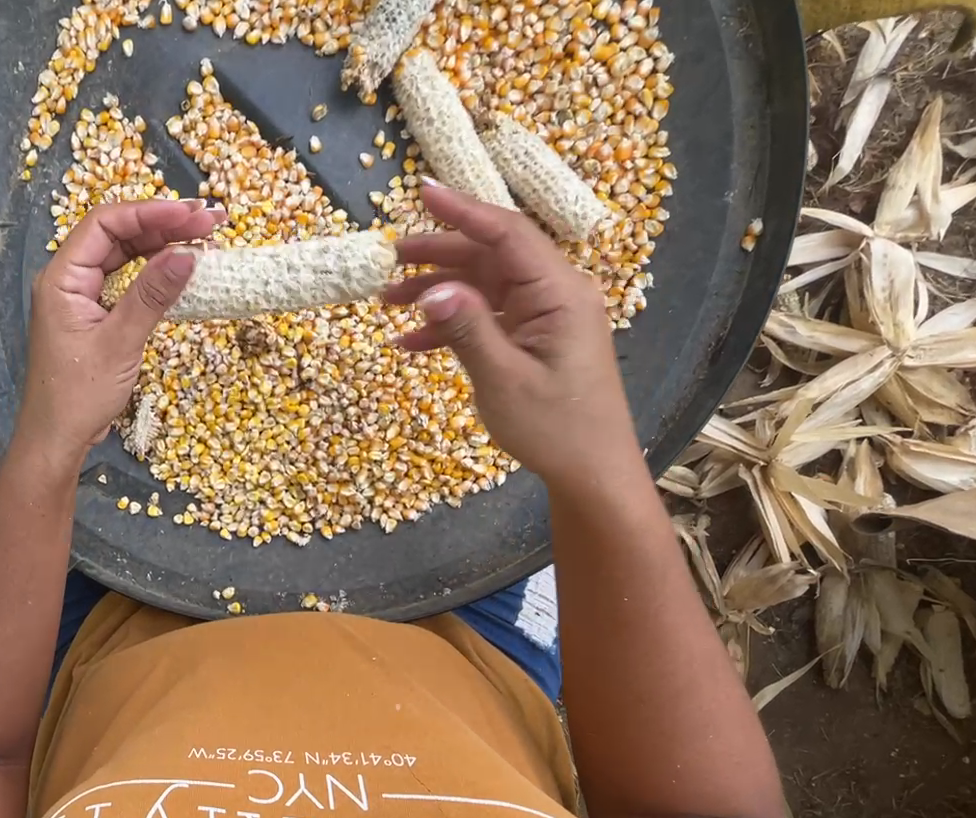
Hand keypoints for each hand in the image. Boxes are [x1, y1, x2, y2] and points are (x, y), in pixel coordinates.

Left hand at [18, 199, 220, 468]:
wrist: (56, 440)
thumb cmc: (79, 396)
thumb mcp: (120, 343)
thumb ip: (152, 296)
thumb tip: (187, 254)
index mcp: (62, 278)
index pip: (106, 224)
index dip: (151, 212)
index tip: (192, 214)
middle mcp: (67, 281)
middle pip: (116, 236)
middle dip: (162, 224)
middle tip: (210, 222)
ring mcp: (80, 299)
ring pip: (122, 258)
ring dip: (160, 246)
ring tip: (203, 239)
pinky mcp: (93, 318)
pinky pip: (124, 283)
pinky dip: (152, 275)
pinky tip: (179, 271)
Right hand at [388, 181, 641, 492]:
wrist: (589, 469)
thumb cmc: (553, 426)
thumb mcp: (503, 378)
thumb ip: (467, 329)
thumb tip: (430, 290)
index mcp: (558, 293)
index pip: (506, 234)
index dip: (462, 210)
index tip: (421, 191)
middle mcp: (552, 294)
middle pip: (489, 256)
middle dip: (437, 254)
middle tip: (388, 260)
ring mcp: (541, 316)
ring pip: (480, 286)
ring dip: (435, 292)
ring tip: (386, 302)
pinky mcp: (530, 338)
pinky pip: (484, 318)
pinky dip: (447, 328)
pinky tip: (409, 344)